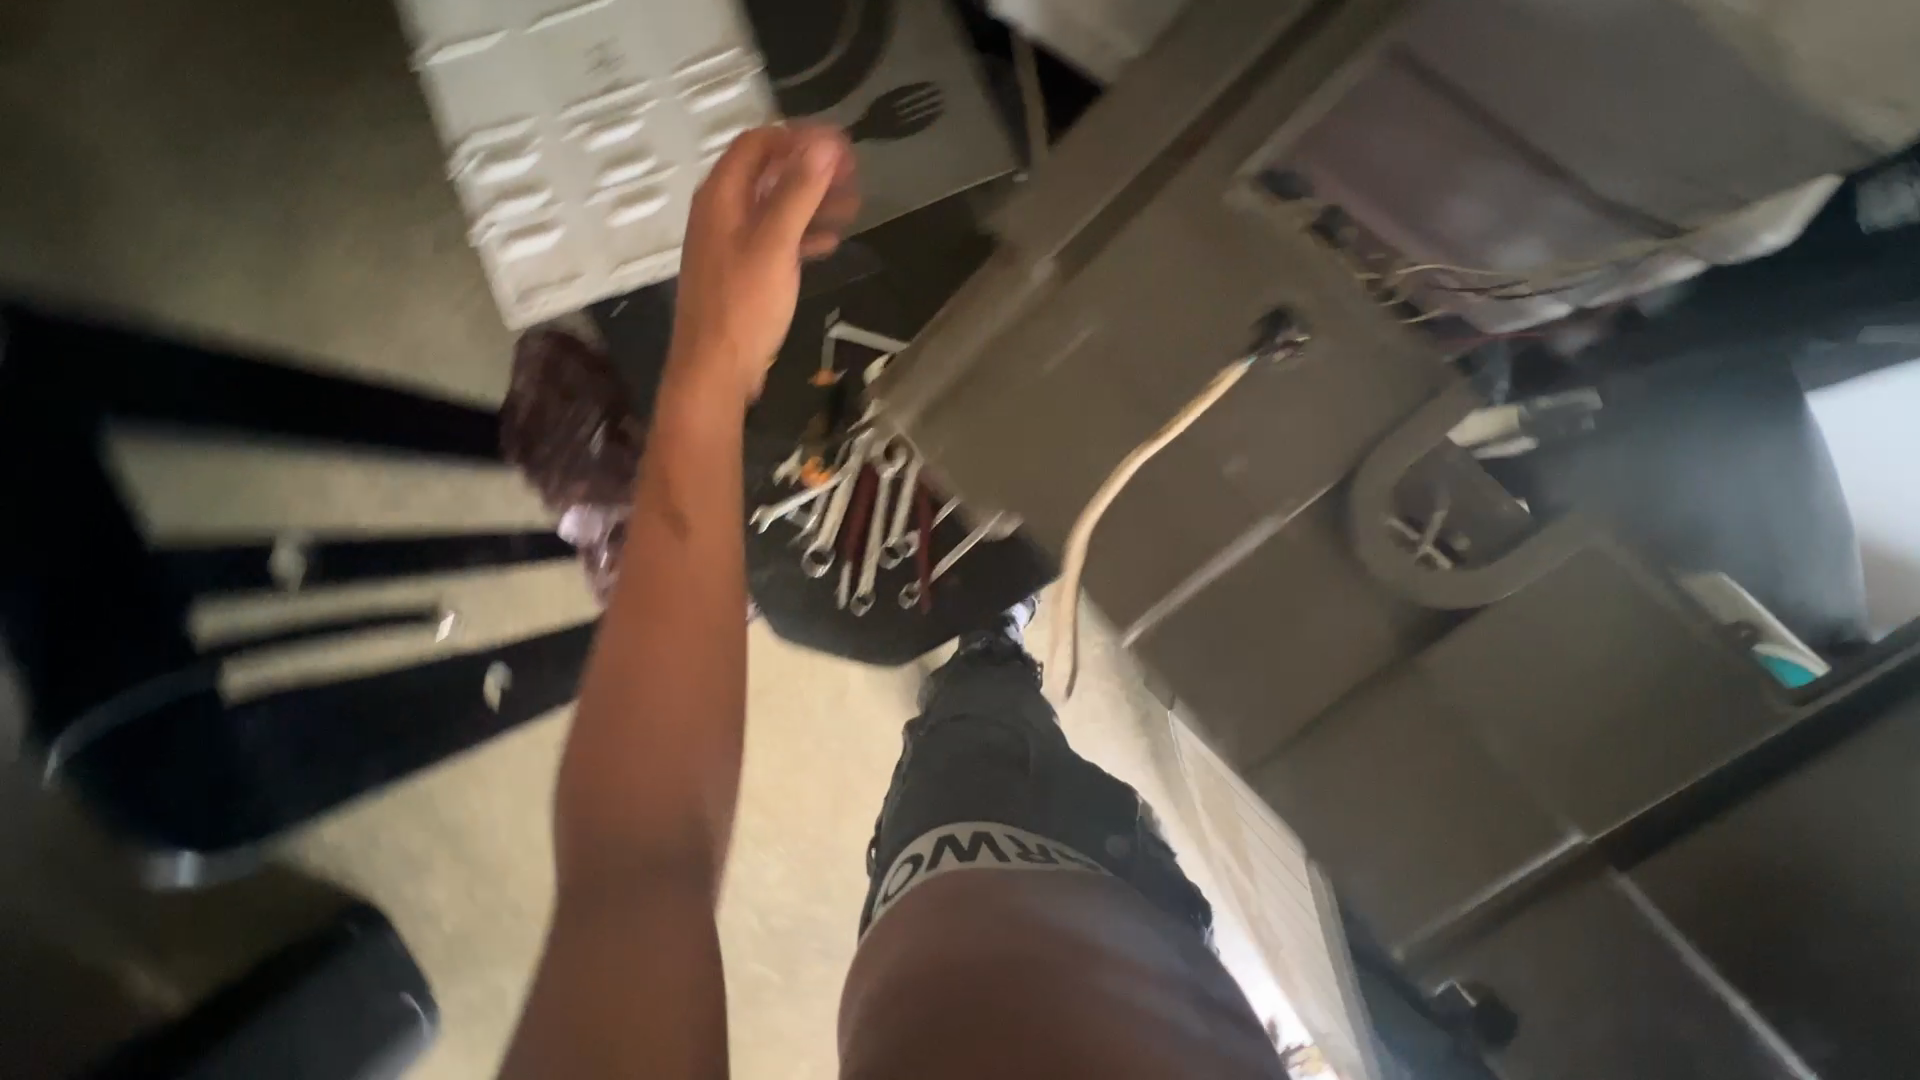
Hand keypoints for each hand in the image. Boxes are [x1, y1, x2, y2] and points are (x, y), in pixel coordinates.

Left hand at [668, 125, 857, 404]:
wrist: (716, 369)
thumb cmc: (744, 306)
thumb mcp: (775, 244)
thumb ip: (798, 193)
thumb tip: (824, 145)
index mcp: (722, 196)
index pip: (759, 144)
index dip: (799, 138)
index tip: (839, 147)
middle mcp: (721, 211)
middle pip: (768, 174)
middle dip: (811, 170)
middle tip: (852, 175)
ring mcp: (730, 243)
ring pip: (775, 208)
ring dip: (812, 202)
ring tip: (852, 207)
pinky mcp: (741, 272)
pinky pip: (774, 239)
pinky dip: (802, 234)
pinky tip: (829, 243)